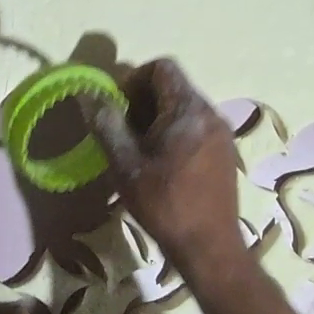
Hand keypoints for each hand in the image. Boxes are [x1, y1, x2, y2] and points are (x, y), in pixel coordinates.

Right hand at [85, 59, 247, 274]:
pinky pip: (194, 124)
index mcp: (188, 110)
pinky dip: (172, 131)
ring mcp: (221, 133)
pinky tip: (159, 162)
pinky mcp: (224, 151)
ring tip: (137, 149)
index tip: (117, 107)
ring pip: (182, 105)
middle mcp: (210, 113)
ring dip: (155, 117)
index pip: (162, 67)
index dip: (134, 79)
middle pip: (173, 85)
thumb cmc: (165, 204)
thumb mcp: (125, 165)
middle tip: (121, 131)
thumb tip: (89, 96)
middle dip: (141, 100)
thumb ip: (107, 125)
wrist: (209, 246)